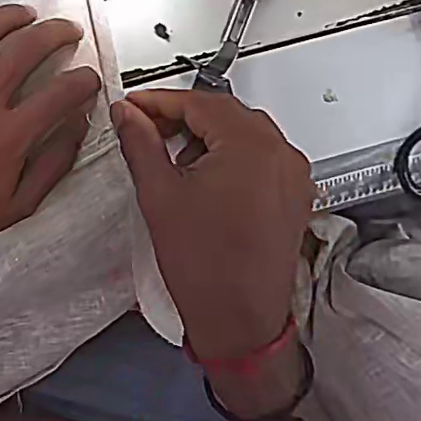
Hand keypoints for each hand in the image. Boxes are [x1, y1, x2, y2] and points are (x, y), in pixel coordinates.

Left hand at [0, 5, 101, 308]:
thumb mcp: (17, 205)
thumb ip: (53, 164)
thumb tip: (74, 129)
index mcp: (8, 136)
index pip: (60, 93)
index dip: (83, 81)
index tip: (86, 79)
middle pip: (26, 49)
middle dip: (55, 33)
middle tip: (65, 31)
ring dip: (8, 18)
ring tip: (25, 14)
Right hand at [111, 89, 314, 360]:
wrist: (239, 318)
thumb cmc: (204, 265)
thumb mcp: (159, 195)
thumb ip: (141, 143)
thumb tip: (127, 114)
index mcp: (250, 146)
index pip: (199, 102)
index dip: (159, 101)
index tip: (133, 106)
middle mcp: (281, 154)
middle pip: (225, 113)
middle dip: (182, 116)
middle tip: (146, 127)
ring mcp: (292, 175)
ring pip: (244, 133)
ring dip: (206, 135)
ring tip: (170, 156)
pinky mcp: (293, 195)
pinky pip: (259, 157)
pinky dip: (229, 155)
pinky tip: (201, 176)